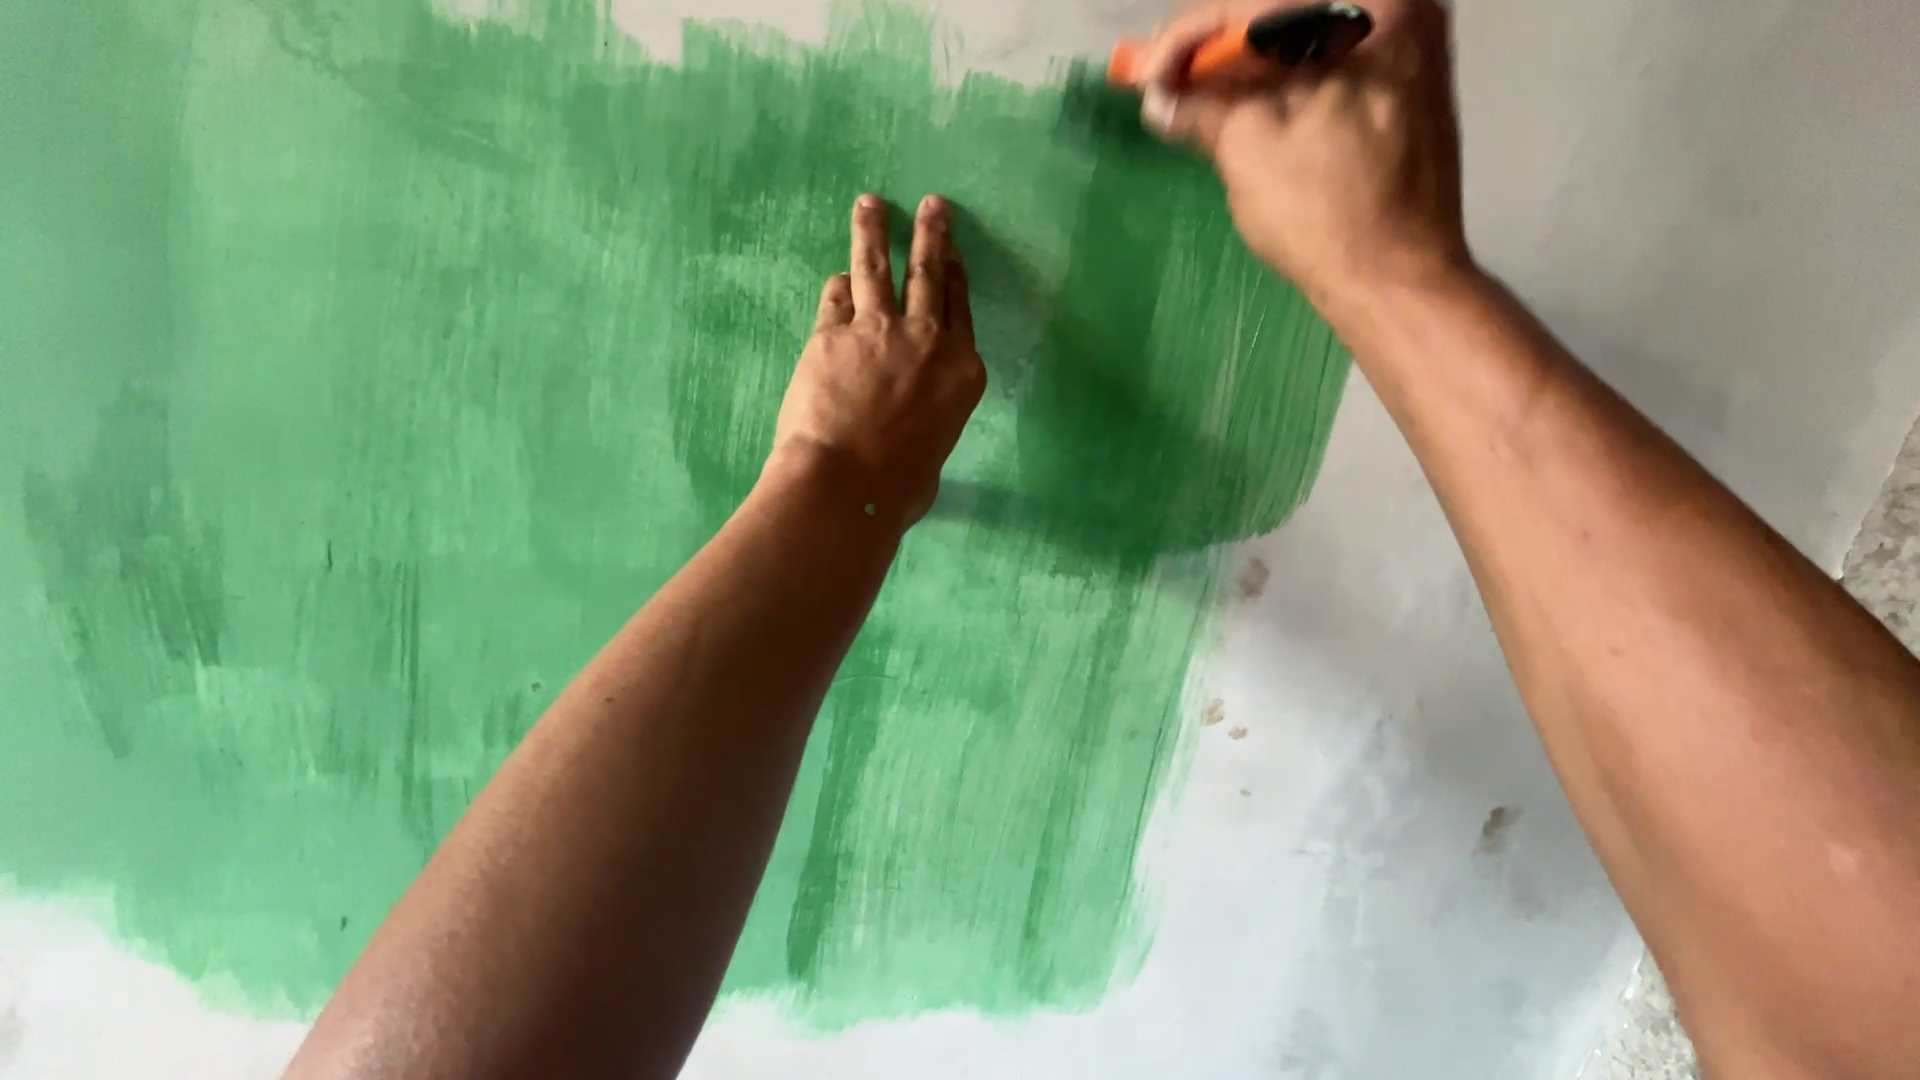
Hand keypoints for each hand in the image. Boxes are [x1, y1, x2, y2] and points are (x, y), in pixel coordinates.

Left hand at [764, 194, 986, 527]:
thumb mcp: (934, 452)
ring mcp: (878, 331)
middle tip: (933, 206)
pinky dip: (838, 288)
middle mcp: (927, 341)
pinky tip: (837, 280)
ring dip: (874, 231)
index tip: (952, 255)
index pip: (959, 309)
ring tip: (870, 204)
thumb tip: (910, 427)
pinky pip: (837, 299)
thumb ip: (927, 421)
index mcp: (962, 372)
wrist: (847, 483)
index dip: (955, 277)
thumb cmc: (899, 487)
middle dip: (931, 235)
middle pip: (929, 275)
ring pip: (878, 267)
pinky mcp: (832, 334)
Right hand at [1127, 0, 1472, 308]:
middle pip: (1283, 17)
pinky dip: (1281, 86)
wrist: (1396, 279)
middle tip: (1163, 80)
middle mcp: (1401, 13)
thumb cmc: (1324, 213)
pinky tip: (1243, 108)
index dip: (1187, 40)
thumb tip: (1159, 99)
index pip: (1256, 6)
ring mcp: (1409, 53)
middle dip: (1216, 51)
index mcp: (1371, 8)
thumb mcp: (1248, 149)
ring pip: (1305, 45)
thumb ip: (1202, 108)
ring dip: (1245, 71)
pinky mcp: (1404, 93)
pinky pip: (1329, 71)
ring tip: (1192, 98)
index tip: (1142, 74)